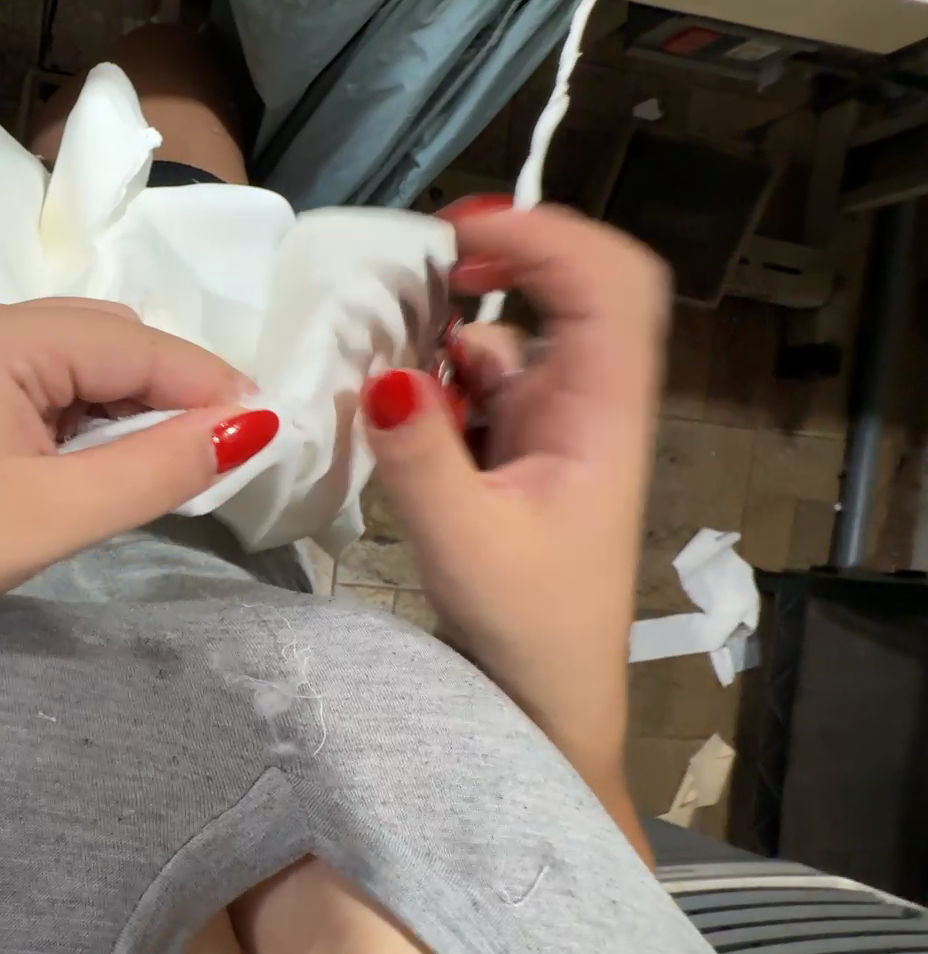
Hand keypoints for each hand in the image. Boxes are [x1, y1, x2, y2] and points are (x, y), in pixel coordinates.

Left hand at [0, 298, 275, 634]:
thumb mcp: (56, 512)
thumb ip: (158, 467)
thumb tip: (253, 425)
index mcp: (7, 336)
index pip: (138, 345)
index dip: (210, 385)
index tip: (270, 430)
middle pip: (110, 342)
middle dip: (172, 391)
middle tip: (221, 451)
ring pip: (79, 365)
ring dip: (131, 405)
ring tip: (171, 458)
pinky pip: (44, 390)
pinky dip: (86, 419)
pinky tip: (101, 456)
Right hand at [360, 204, 669, 776]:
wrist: (538, 691)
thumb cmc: (525, 622)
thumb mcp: (462, 539)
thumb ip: (420, 457)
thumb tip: (382, 374)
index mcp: (600, 415)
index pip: (607, 287)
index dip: (549, 237)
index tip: (462, 230)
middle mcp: (580, 408)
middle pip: (565, 298)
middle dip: (500, 266)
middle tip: (416, 266)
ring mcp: (544, 433)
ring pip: (506, 348)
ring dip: (447, 335)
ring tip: (377, 345)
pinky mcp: (507, 459)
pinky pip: (471, 396)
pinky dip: (430, 385)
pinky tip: (388, 407)